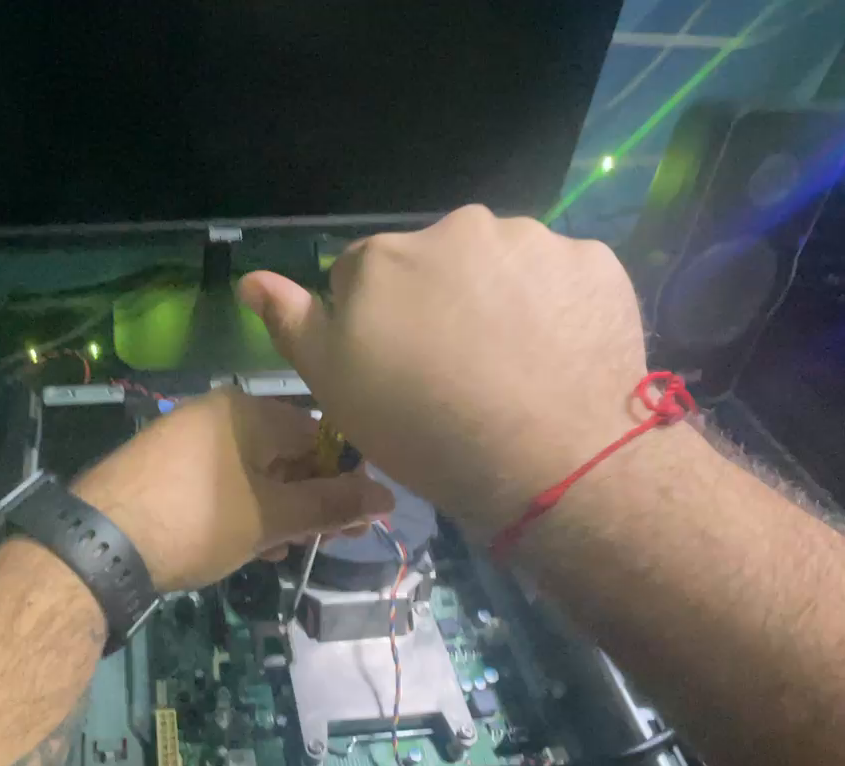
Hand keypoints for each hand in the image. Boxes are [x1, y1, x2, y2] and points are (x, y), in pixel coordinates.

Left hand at [72, 388, 394, 591]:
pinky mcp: (162, 468)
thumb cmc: (199, 521)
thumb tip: (388, 497)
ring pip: (252, 472)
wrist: (101, 543)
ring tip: (285, 550)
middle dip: (311, 500)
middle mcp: (217, 413)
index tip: (359, 520)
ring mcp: (185, 439)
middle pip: (286, 454)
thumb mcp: (273, 517)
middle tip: (327, 541)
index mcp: (250, 411)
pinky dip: (242, 510)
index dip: (345, 479)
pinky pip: (219, 482)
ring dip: (278, 511)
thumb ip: (332, 505)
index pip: (320, 436)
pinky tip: (250, 545)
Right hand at [239, 205, 705, 535]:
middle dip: (435, 303)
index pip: (361, 276)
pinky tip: (552, 358)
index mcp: (383, 259)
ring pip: (498, 267)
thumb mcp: (335, 387)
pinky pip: (557, 279)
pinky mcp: (593, 261)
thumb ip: (292, 324)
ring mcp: (532, 240)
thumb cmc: (422, 429)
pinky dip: (551, 308)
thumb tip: (251, 278)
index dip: (372, 324)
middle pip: (433, 264)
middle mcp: (456, 227)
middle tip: (452, 373)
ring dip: (495, 302)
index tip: (392, 369)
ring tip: (508, 369)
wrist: (545, 460)